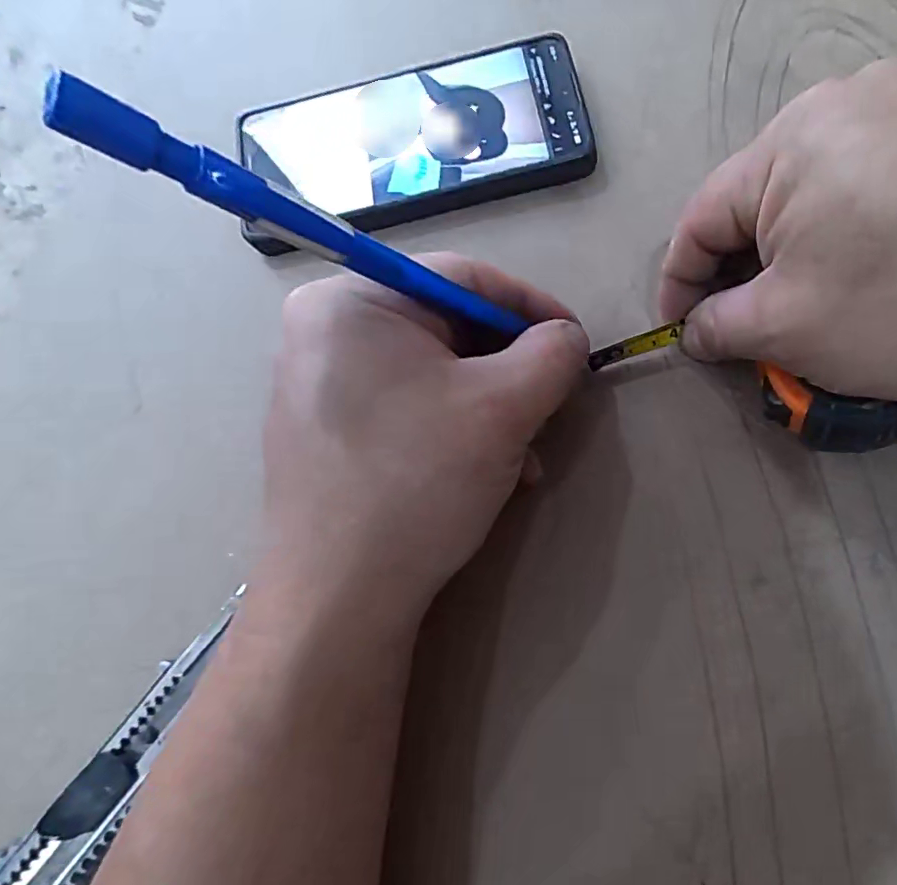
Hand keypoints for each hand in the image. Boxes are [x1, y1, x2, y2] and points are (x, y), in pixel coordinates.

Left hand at [252, 255, 587, 624]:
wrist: (342, 593)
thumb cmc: (418, 482)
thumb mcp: (502, 409)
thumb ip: (550, 356)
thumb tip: (567, 338)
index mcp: (351, 303)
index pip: (462, 279)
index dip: (531, 305)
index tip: (576, 341)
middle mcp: (323, 335)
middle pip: (447, 332)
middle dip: (511, 375)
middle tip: (550, 409)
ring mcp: (319, 391)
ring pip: (434, 380)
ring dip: (492, 414)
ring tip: (524, 461)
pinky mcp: (329, 440)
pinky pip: (409, 415)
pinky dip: (457, 437)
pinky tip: (486, 478)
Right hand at [658, 59, 896, 407]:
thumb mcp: (787, 328)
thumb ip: (718, 325)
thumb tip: (692, 329)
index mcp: (792, 139)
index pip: (701, 216)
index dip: (678, 282)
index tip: (677, 334)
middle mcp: (846, 104)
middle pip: (757, 202)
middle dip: (738, 272)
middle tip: (739, 331)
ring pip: (811, 196)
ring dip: (788, 258)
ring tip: (796, 312)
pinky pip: (864, 188)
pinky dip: (839, 238)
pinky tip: (853, 278)